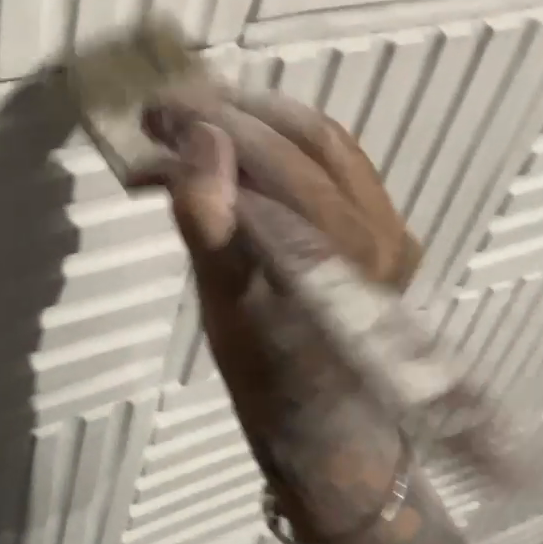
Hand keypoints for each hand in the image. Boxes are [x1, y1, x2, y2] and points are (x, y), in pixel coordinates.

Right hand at [146, 87, 419, 478]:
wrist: (328, 433)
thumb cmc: (268, 378)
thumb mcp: (224, 303)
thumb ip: (212, 217)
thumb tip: (200, 136)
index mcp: (342, 245)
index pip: (274, 153)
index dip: (210, 121)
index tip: (155, 111)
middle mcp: (379, 223)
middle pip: (303, 135)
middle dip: (227, 111)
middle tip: (165, 110)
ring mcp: (387, 223)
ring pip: (319, 140)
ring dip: (252, 118)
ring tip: (193, 119)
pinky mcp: (380, 229)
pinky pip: (330, 162)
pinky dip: (277, 141)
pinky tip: (235, 147)